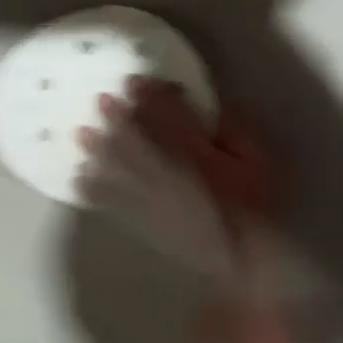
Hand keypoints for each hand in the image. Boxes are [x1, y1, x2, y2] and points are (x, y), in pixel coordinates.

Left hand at [81, 77, 275, 227]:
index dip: (151, 95)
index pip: (165, 114)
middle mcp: (162, 169)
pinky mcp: (140, 219)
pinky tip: (81, 178)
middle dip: (117, 116)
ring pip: (115, 165)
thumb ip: (238, 128)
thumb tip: (217, 107)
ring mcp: (147, 197)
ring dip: (98, 147)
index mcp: (192, 150)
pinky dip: (93, 187)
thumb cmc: (255, 206)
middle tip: (100, 99)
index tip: (138, 81)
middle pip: (133, 136)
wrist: (241, 261)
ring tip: (81, 133)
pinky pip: (109, 200)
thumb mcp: (261, 159)